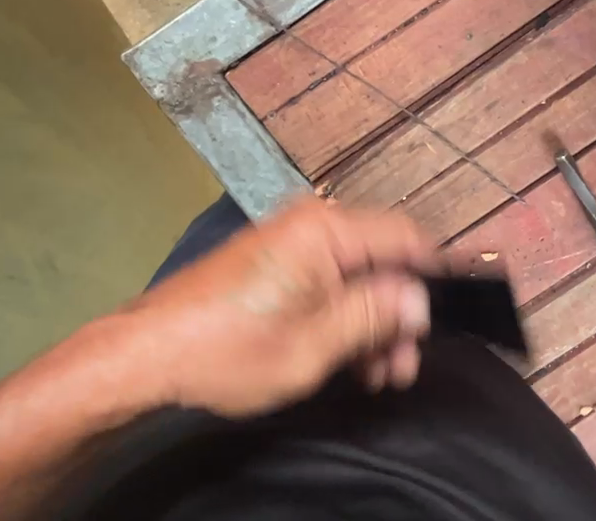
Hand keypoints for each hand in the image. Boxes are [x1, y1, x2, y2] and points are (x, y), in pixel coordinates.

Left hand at [113, 199, 437, 417]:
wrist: (150, 352)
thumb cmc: (228, 349)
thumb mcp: (314, 345)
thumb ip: (374, 315)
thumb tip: (419, 300)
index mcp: (326, 231)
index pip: (404, 235)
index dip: (432, 272)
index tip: (445, 312)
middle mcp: (314, 222)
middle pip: (381, 259)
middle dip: (398, 312)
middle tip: (404, 366)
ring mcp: (294, 238)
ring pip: (357, 272)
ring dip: (373, 319)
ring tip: (378, 373)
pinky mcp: (279, 257)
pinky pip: (329, 277)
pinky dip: (345, 311)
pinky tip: (350, 356)